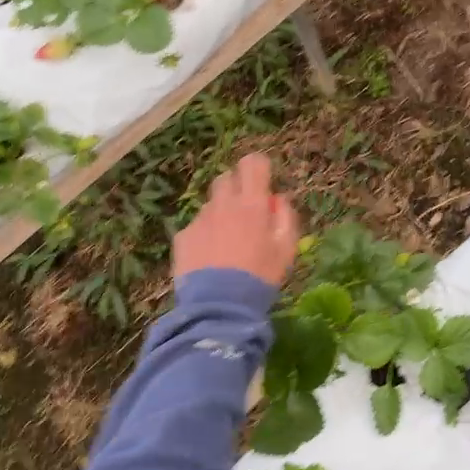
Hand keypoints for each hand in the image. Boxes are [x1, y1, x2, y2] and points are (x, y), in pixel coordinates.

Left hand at [172, 153, 299, 285]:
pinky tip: (211, 257)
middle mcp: (224, 205)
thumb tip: (279, 200)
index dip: (258, 167)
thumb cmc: (261, 276)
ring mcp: (200, 220)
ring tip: (228, 240)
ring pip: (211, 204)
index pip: (253, 164)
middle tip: (246, 210)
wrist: (220, 305)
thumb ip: (286, 217)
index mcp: (252, 204)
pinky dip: (205, 234)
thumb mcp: (286, 249)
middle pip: (226, 178)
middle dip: (236, 187)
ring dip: (221, 213)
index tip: (263, 180)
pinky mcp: (183, 237)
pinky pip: (197, 226)